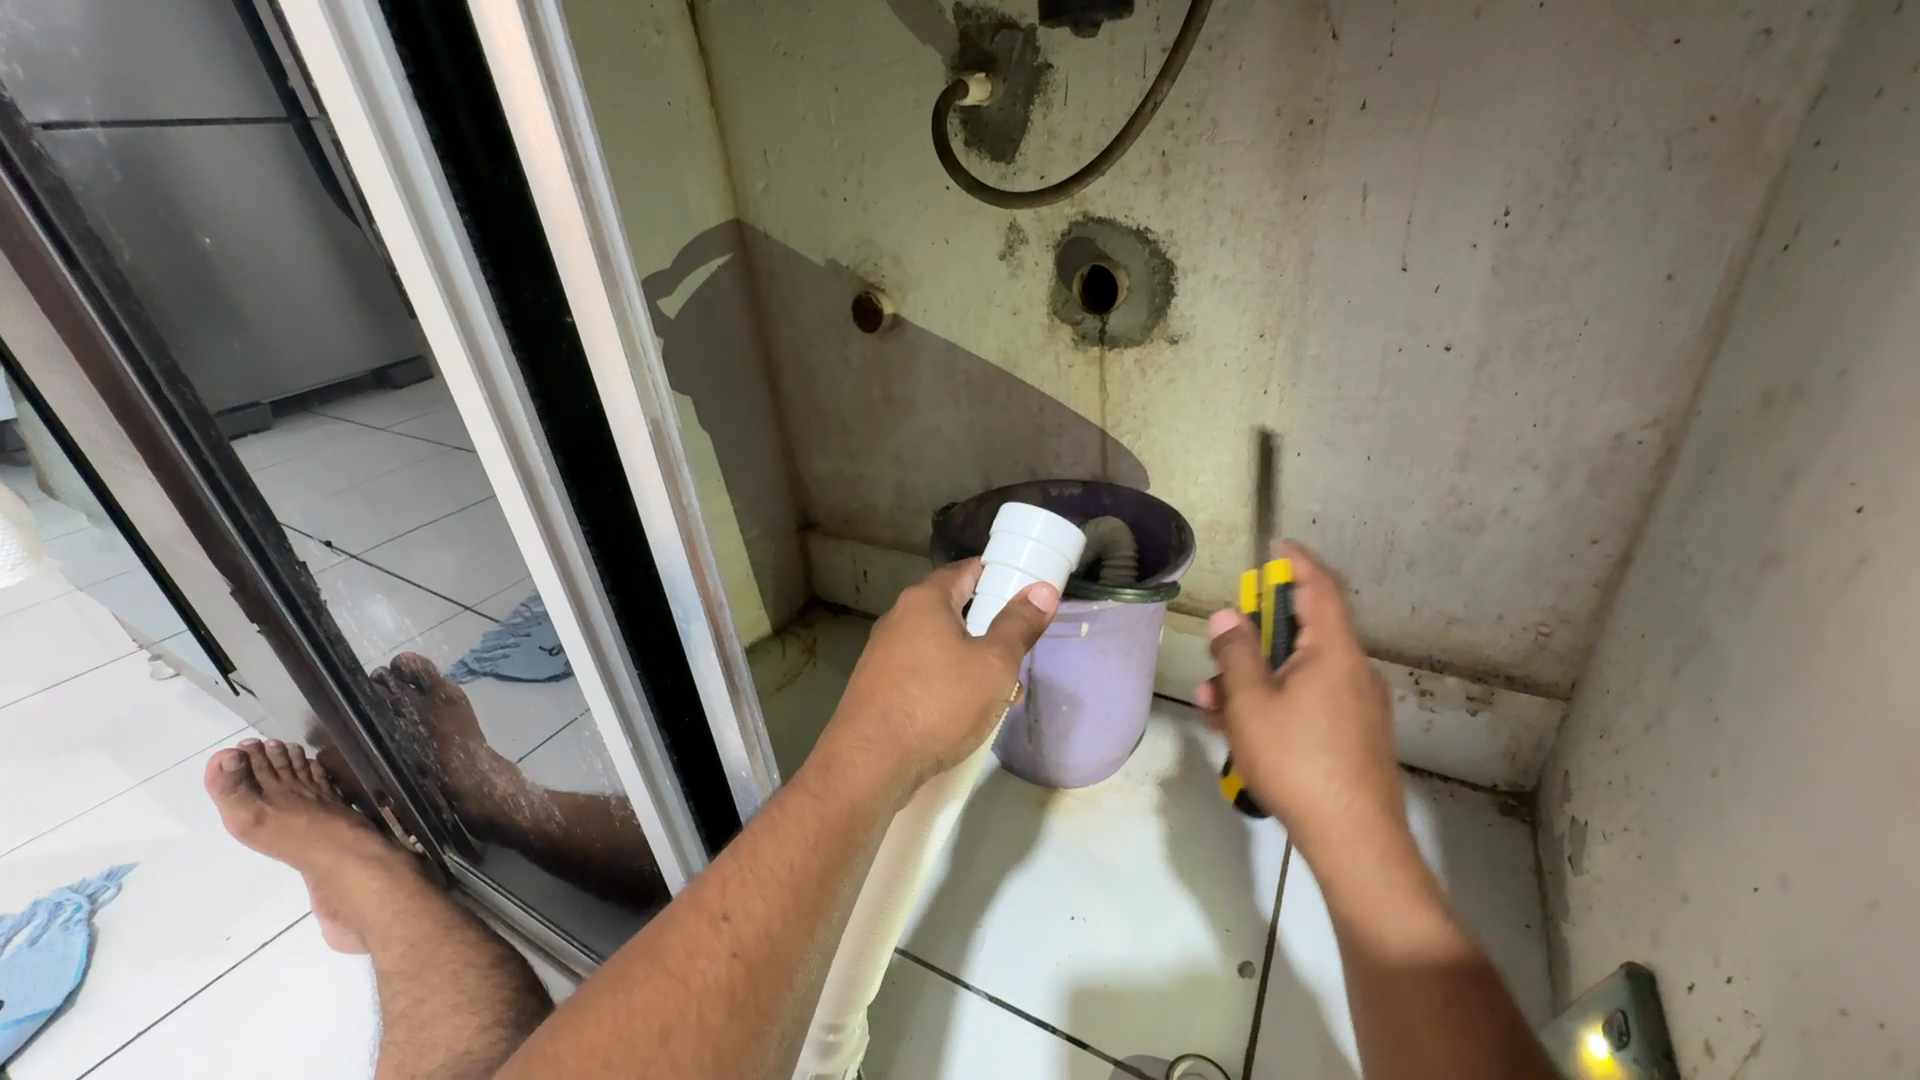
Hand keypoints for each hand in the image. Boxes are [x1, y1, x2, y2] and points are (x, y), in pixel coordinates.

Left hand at [819, 559, 1057, 799]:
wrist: (868, 764)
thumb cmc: (937, 704)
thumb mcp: (993, 665)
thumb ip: (1019, 625)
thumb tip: (1043, 590)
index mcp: (924, 600)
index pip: (967, 570)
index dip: (1000, 575)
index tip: (1028, 592)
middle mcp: (898, 618)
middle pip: (952, 608)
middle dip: (988, 626)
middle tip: (1018, 650)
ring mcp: (882, 654)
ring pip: (938, 644)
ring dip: (969, 660)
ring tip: (997, 689)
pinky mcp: (877, 687)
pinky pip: (921, 672)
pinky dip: (945, 682)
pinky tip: (961, 713)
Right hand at [1197, 542, 1402, 856]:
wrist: (1354, 839)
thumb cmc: (1297, 760)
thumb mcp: (1250, 703)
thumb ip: (1236, 653)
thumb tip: (1229, 615)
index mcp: (1334, 652)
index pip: (1319, 588)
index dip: (1297, 563)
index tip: (1277, 547)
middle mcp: (1353, 671)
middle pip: (1302, 634)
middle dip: (1254, 639)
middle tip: (1219, 651)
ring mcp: (1359, 706)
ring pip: (1300, 674)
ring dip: (1256, 680)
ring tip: (1213, 706)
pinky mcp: (1355, 737)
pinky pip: (1310, 703)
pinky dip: (1276, 704)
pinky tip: (1243, 733)